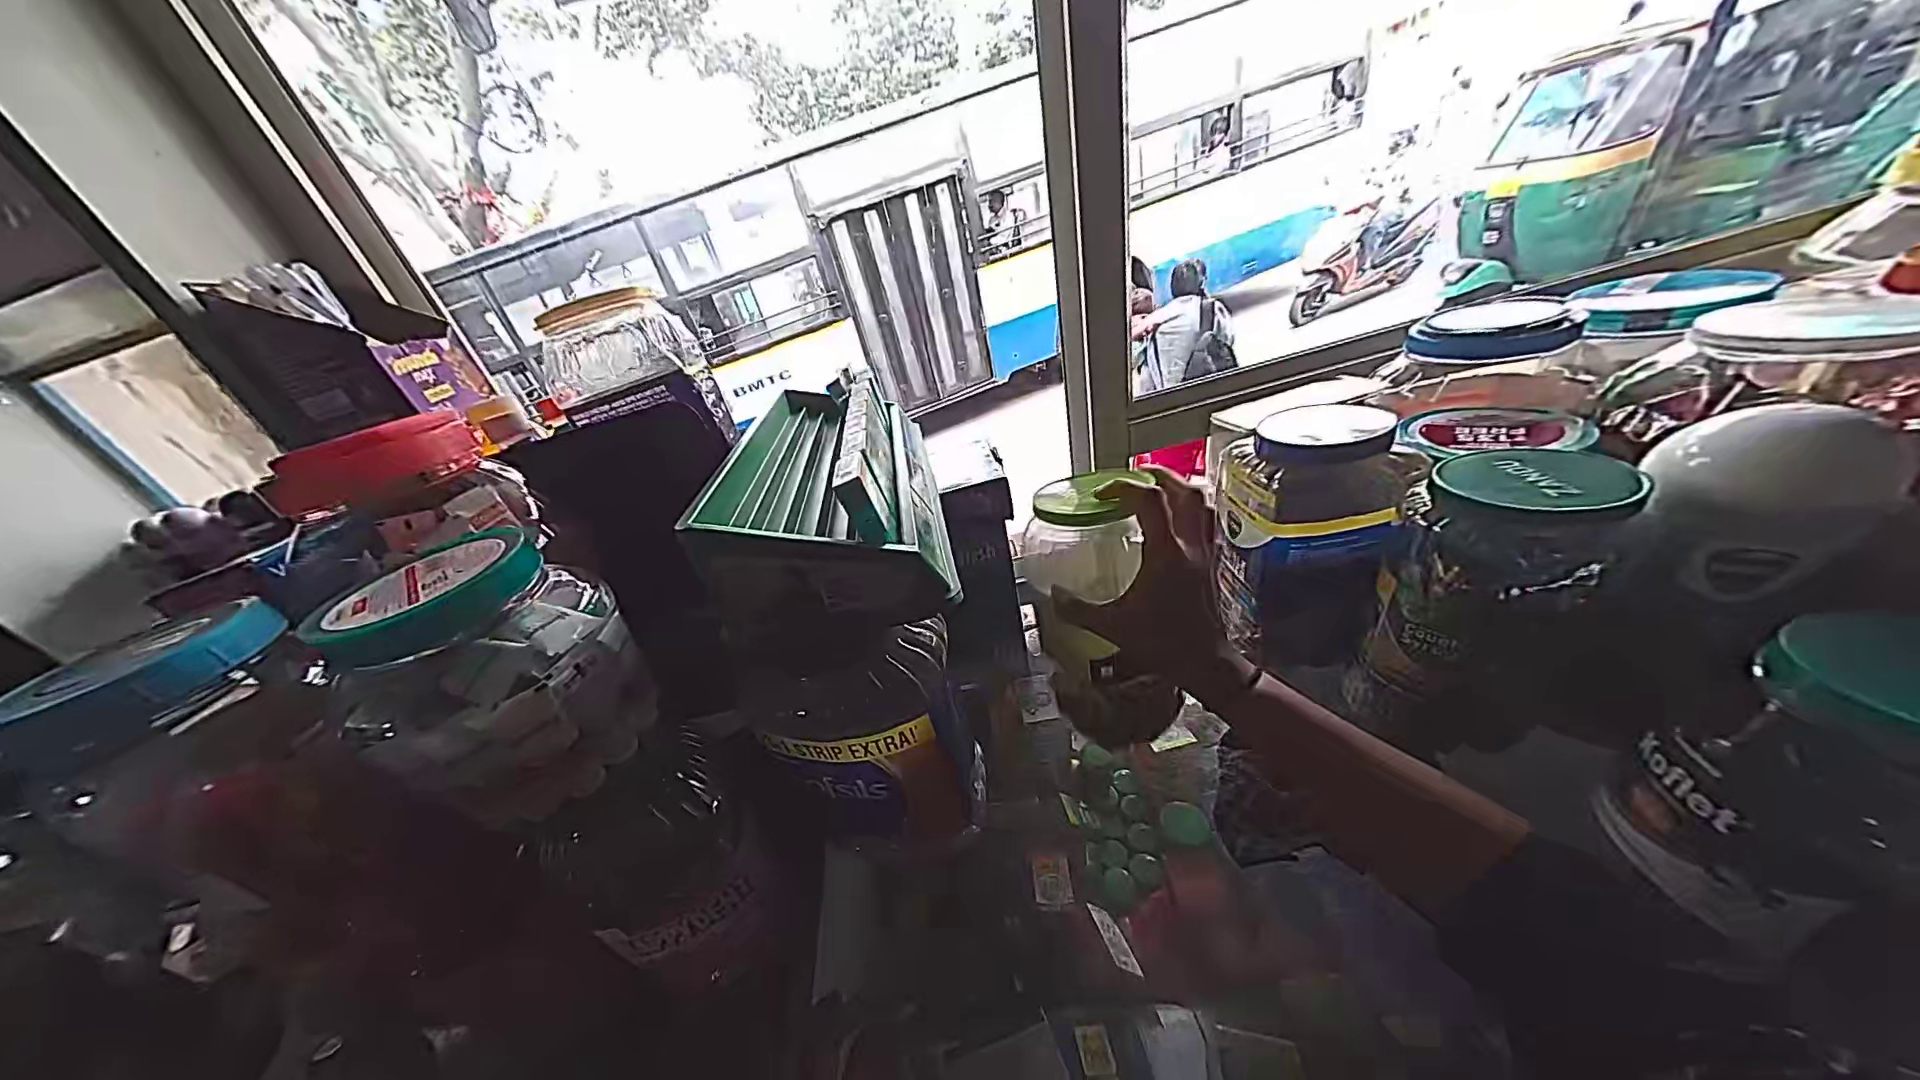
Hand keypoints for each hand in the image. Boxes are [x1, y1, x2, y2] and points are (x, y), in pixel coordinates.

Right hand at [1051, 465, 1255, 712]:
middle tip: (1133, 476)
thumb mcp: (1113, 627)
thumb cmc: (1164, 645)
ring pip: (1201, 503)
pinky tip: (1174, 519)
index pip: (1150, 501)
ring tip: (1156, 488)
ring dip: (1178, 487)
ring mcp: (1205, 553)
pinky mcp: (1212, 563)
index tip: (1104, 493)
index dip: (1124, 487)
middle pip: (1182, 491)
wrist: (1205, 663)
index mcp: (1166, 554)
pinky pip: (1206, 522)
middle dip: (1156, 475)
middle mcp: (1190, 547)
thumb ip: (1078, 610)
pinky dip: (1190, 509)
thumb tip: (1054, 596)